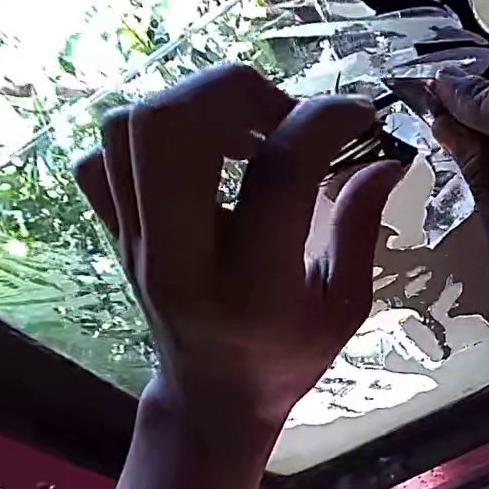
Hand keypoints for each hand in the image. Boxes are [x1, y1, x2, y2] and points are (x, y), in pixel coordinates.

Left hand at [74, 65, 404, 433]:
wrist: (211, 398)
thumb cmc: (287, 357)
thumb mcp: (345, 308)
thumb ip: (362, 229)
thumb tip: (386, 158)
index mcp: (251, 287)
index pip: (280, 172)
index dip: (327, 120)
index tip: (361, 118)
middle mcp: (179, 260)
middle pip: (171, 127)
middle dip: (238, 91)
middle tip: (284, 115)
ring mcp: (135, 245)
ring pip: (128, 129)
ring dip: (196, 105)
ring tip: (246, 131)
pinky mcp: (114, 235)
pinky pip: (103, 159)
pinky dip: (147, 137)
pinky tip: (198, 159)